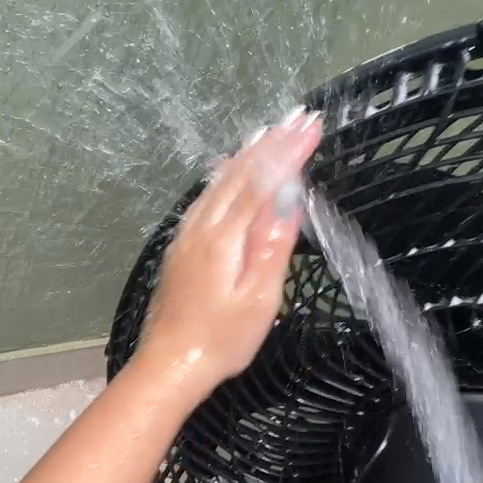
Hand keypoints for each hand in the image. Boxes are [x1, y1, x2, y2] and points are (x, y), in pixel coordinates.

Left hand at [132, 109, 322, 402]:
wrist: (169, 366)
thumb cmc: (220, 341)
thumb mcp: (258, 299)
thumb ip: (272, 246)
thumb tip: (289, 198)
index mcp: (222, 239)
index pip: (260, 183)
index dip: (287, 152)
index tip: (313, 124)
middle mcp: (199, 232)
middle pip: (235, 177)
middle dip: (268, 145)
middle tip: (298, 116)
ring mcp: (184, 242)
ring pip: (215, 187)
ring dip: (244, 158)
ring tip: (266, 133)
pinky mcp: (178, 254)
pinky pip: (203, 202)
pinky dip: (222, 180)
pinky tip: (226, 177)